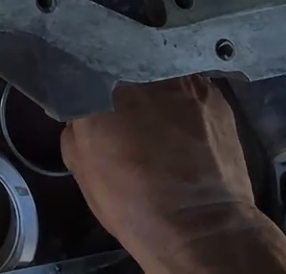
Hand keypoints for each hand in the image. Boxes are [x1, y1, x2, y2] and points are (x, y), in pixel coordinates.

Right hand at [63, 78, 285, 273]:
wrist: (204, 231)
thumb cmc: (133, 202)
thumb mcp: (82, 166)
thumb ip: (74, 124)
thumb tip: (80, 111)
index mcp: (99, 85)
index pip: (81, 59)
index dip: (80, 68)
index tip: (80, 80)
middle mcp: (139, 71)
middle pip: (120, 54)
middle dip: (115, 69)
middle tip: (115, 92)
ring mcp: (178, 77)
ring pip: (155, 64)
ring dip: (149, 78)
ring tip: (150, 102)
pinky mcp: (211, 92)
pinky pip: (185, 81)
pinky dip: (179, 94)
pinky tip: (179, 115)